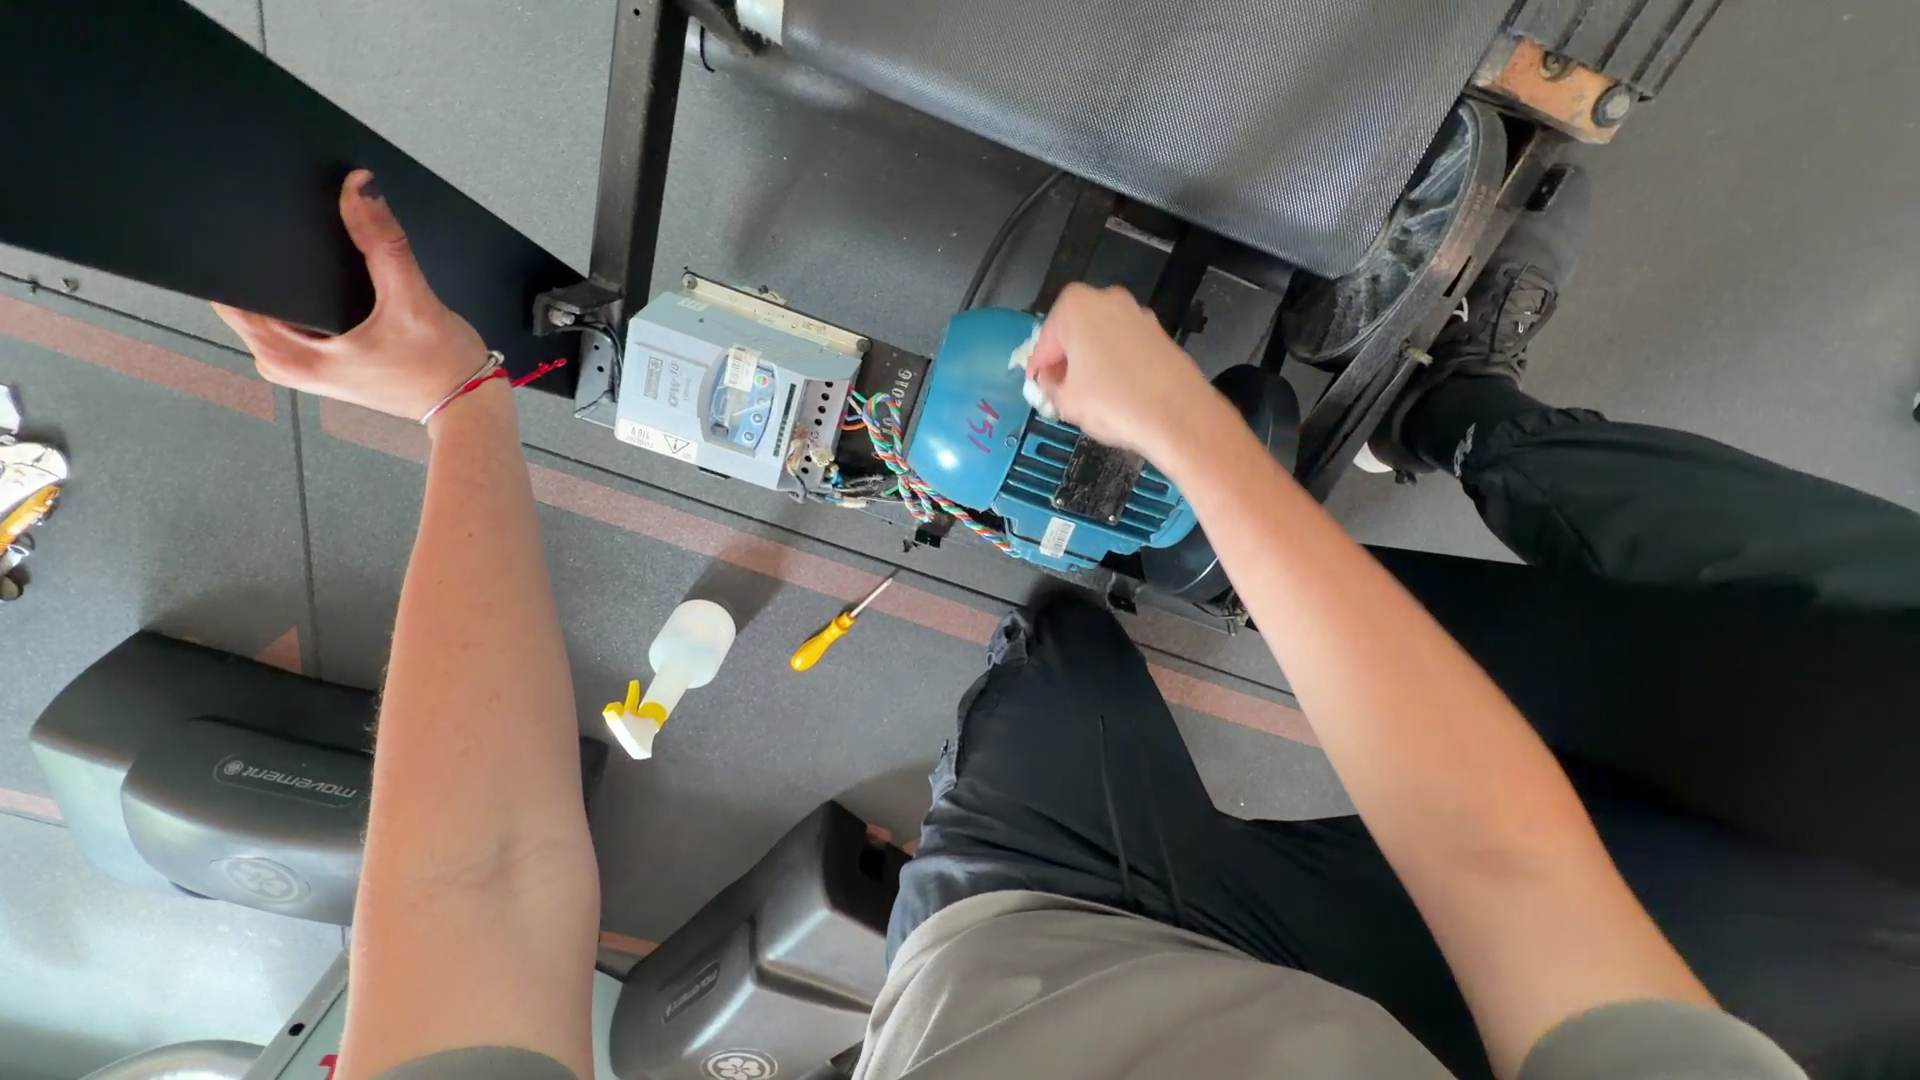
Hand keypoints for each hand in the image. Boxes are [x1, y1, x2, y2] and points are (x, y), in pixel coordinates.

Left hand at [213, 169, 489, 421]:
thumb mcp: (414, 302)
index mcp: (286, 355)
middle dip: (280, 267)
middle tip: (317, 247)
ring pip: (279, 308)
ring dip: (302, 285)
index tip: (267, 226)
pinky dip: (317, 304)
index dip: (246, 251)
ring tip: (338, 275)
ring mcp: (303, 368)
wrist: (471, 407)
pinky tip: (346, 296)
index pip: (233, 289)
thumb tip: (360, 189)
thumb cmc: (442, 370)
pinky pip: (300, 323)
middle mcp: (283, 365)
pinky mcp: (325, 366)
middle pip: (255, 295)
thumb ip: (383, 244)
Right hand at [1025, 284, 1227, 458]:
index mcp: (1076, 308)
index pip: (1045, 340)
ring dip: (1091, 361)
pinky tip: (1115, 392)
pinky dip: (1115, 364)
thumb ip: (1049, 384)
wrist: (1178, 416)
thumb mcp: (1066, 400)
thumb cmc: (1115, 403)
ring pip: (1101, 337)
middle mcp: (1107, 300)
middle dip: (1066, 359)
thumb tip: (1049, 379)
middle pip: (1074, 332)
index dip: (1038, 367)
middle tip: (1060, 390)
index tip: (1036, 385)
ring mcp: (1137, 314)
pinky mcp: (1158, 333)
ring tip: (1089, 395)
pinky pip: (1125, 346)